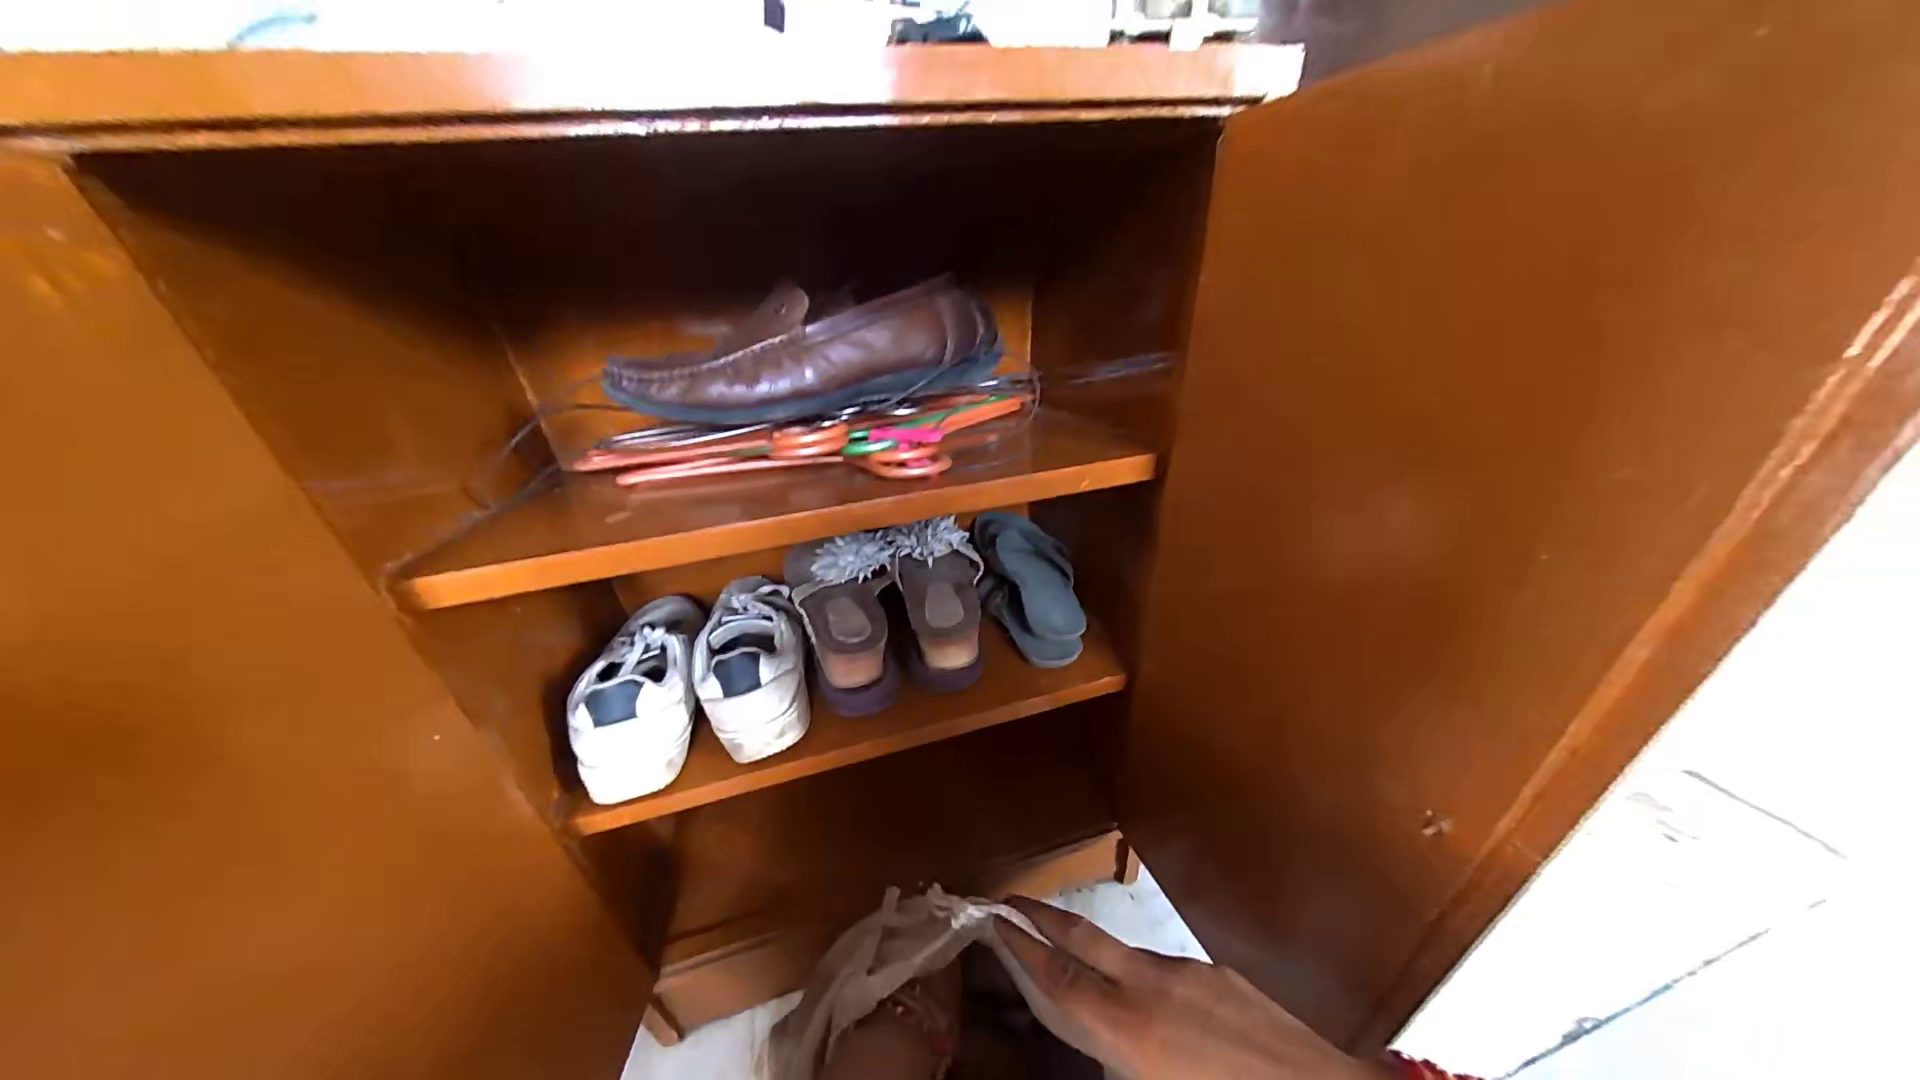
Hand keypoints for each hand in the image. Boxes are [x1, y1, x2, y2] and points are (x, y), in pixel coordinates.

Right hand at [992, 895, 1397, 1079]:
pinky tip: (1149, 1003)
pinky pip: (1162, 970)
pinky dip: (1135, 974)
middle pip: (1082, 940)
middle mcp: (1152, 988)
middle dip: (1039, 916)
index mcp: (1132, 1034)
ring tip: (1066, 955)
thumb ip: (1111, 1067)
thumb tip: (1092, 1053)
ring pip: (1121, 953)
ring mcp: (1189, 974)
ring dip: (1086, 946)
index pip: (1059, 978)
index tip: (990, 920)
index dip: (1020, 947)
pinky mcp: (1220, 974)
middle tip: (1004, 900)